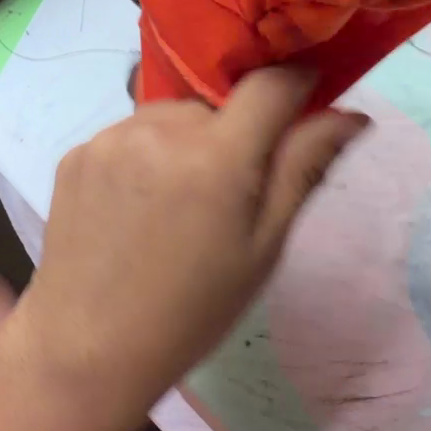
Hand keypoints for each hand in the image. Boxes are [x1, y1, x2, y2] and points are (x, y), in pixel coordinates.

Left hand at [10, 68, 368, 405]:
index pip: (270, 83)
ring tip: (176, 204)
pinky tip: (137, 207)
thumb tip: (353, 115)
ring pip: (172, 115)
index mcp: (216, 157)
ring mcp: (111, 137)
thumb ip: (304, 168)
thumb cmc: (192, 310)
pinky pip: (130, 133)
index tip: (303, 103)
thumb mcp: (264, 247)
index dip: (295, 84)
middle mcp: (160, 129)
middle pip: (218, 102)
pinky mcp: (77, 150)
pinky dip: (145, 155)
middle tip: (228, 192)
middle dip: (233, 132)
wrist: (86, 348)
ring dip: (187, 140)